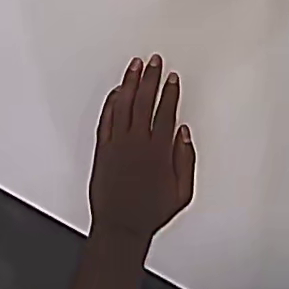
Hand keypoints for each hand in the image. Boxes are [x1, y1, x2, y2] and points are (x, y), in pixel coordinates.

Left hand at [88, 54, 195, 246]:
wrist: (120, 226)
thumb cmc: (150, 211)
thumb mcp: (182, 192)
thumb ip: (185, 159)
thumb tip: (183, 133)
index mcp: (158, 151)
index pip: (165, 112)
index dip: (170, 92)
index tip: (172, 78)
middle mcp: (137, 143)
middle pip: (144, 100)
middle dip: (151, 77)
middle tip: (155, 61)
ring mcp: (117, 143)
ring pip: (123, 104)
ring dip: (130, 82)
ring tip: (135, 65)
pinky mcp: (103, 147)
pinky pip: (107, 117)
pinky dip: (112, 101)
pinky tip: (117, 90)